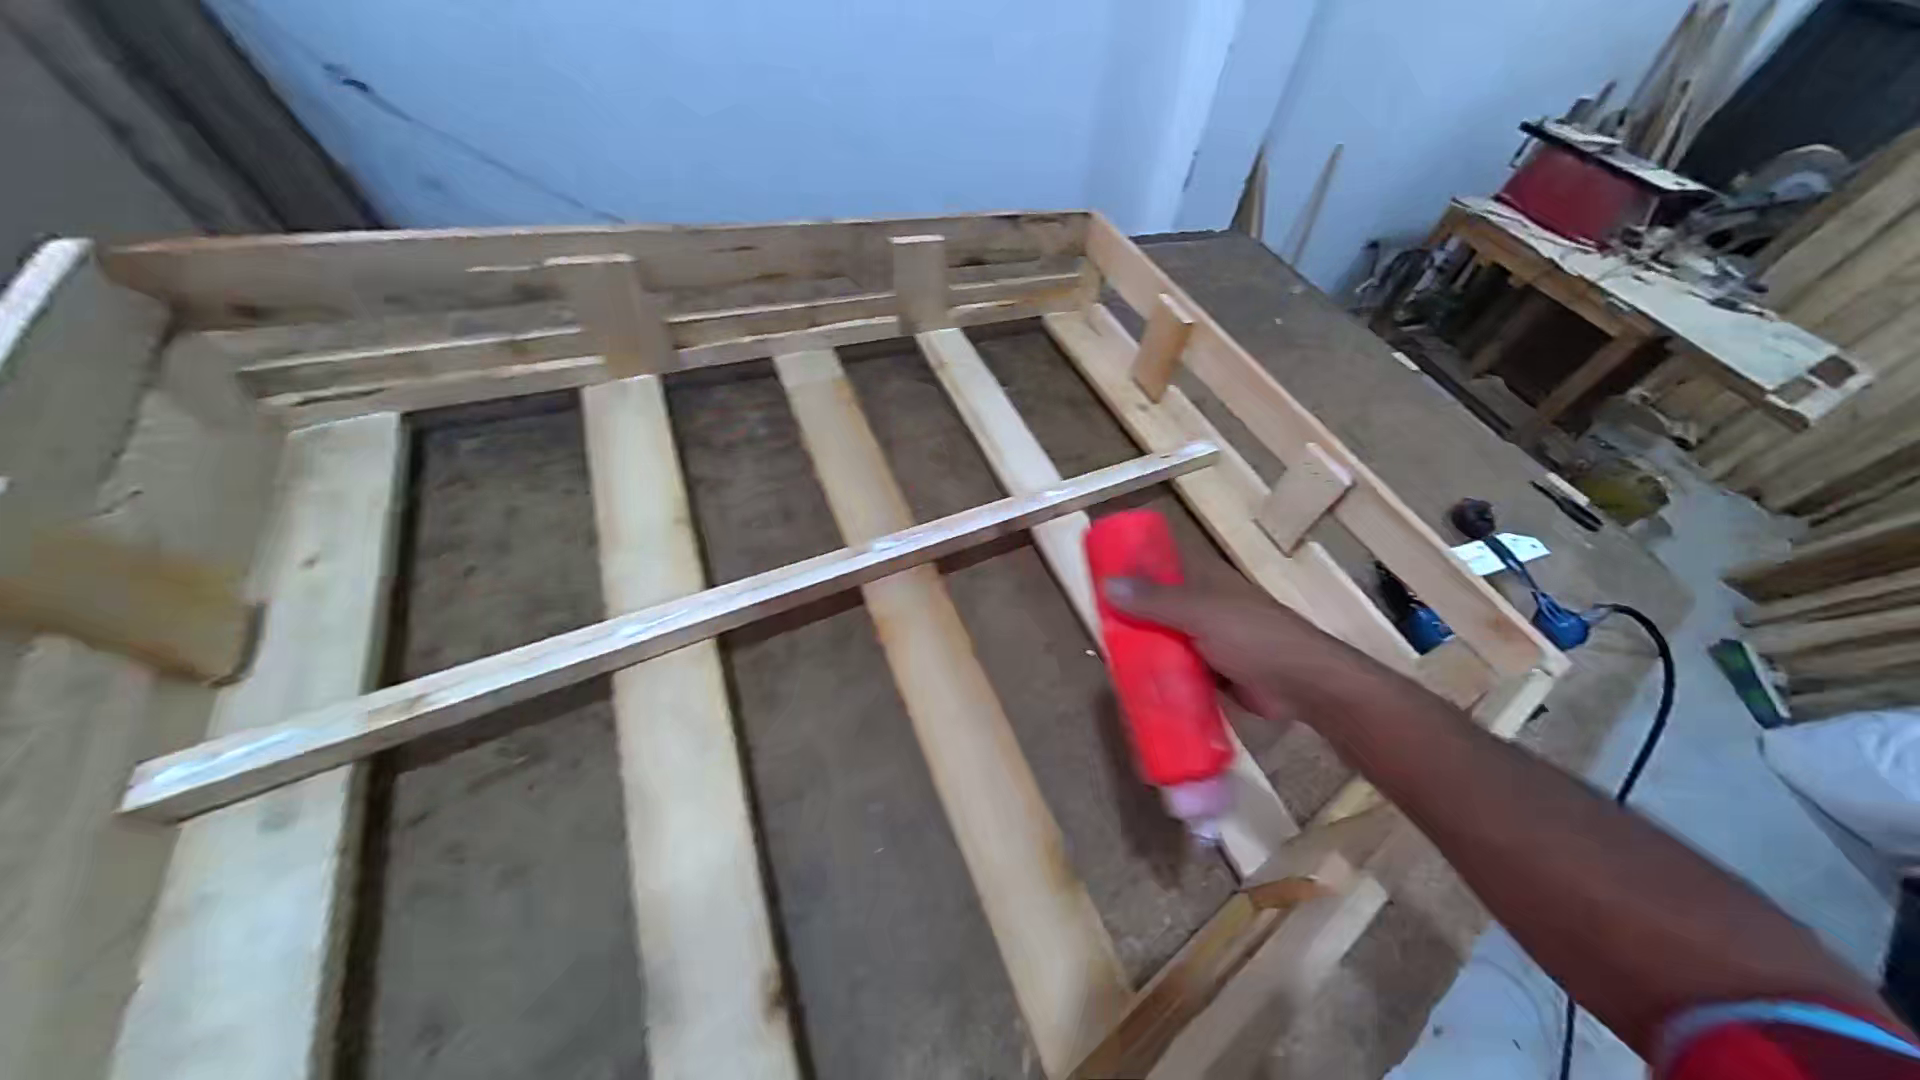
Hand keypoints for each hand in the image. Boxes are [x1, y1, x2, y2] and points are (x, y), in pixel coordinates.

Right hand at [1101, 559, 1395, 727]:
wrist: (1303, 685)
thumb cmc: (1254, 636)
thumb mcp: (1200, 613)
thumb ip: (1155, 601)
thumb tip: (1106, 583)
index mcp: (1203, 579)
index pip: (1160, 563)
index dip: (1130, 566)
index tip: (1097, 576)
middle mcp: (1202, 604)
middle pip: (1156, 604)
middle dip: (1128, 614)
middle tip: (1094, 624)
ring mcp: (1206, 639)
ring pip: (1164, 638)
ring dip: (1141, 646)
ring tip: (1106, 655)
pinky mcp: (1210, 670)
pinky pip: (1175, 667)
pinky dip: (1158, 672)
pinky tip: (1133, 681)